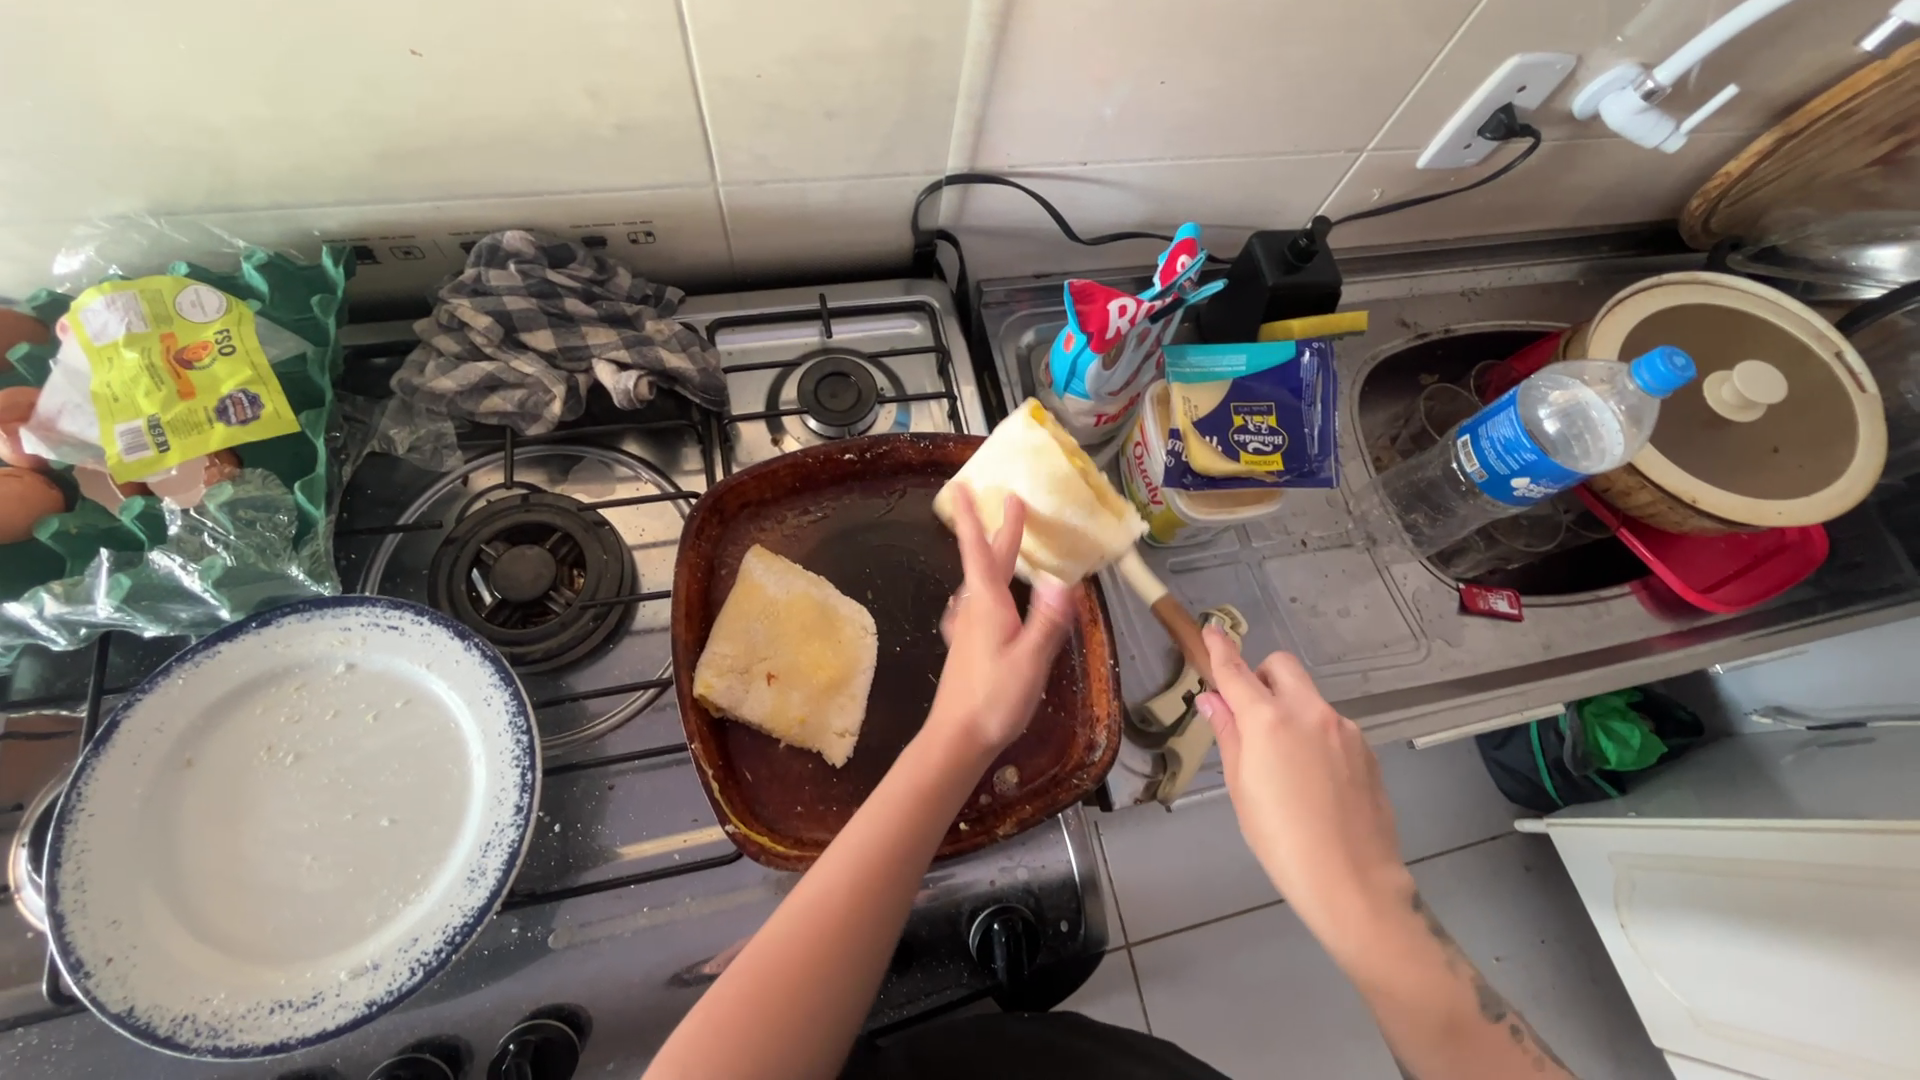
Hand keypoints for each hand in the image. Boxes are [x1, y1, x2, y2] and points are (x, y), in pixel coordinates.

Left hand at [927, 485, 1077, 756]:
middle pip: (985, 562)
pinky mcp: (970, 646)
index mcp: (988, 605)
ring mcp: (970, 628)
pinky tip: (985, 599)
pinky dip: (990, 588)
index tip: (963, 487)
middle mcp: (975, 610)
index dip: (974, 519)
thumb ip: (1046, 621)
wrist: (957, 737)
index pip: (980, 552)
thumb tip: (1061, 578)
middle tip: (1010, 502)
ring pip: (983, 583)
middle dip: (999, 531)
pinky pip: (981, 604)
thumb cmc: (994, 699)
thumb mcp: (1030, 660)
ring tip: (1006, 543)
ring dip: (994, 557)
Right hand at [1196, 628, 1409, 936]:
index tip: (1211, 629)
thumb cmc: (1280, 839)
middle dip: (1263, 675)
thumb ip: (1228, 734)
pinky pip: (1331, 725)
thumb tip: (1213, 700)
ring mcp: (1343, 728)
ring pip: (1308, 698)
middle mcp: (1308, 712)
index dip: (1220, 649)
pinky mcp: (1365, 748)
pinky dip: (1315, 735)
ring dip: (1290, 710)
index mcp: (1268, 721)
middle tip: (1251, 711)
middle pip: (1282, 666)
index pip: (1236, 672)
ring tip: (1286, 763)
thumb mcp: (1241, 788)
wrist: (1353, 881)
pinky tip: (1316, 780)